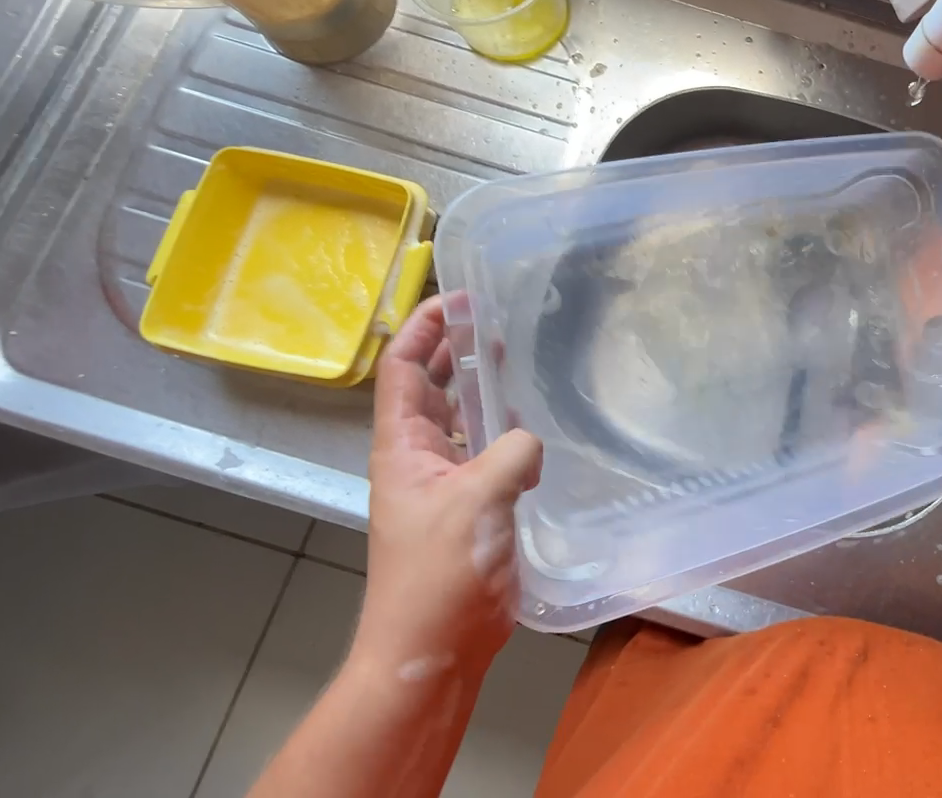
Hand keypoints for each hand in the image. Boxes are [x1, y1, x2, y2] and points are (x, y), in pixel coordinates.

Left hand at [352, 293, 542, 677]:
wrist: (435, 644)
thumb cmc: (439, 571)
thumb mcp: (476, 500)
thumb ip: (511, 452)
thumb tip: (529, 440)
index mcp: (402, 446)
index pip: (404, 370)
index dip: (423, 329)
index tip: (458, 298)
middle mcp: (420, 456)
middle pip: (432, 387)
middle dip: (457, 349)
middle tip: (498, 319)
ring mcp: (448, 481)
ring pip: (465, 419)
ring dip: (486, 389)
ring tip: (522, 360)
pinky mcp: (477, 505)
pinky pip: (494, 452)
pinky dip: (512, 431)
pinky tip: (539, 423)